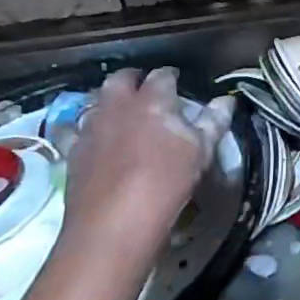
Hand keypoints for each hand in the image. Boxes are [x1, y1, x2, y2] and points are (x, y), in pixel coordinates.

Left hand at [62, 68, 233, 249]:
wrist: (113, 223)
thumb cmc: (166, 183)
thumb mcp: (200, 152)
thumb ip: (213, 122)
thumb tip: (227, 100)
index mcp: (152, 100)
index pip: (162, 76)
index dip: (170, 76)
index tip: (177, 80)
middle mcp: (118, 105)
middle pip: (121, 79)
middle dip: (133, 79)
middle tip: (143, 88)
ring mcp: (92, 126)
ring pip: (96, 100)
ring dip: (108, 100)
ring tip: (119, 111)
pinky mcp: (73, 151)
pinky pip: (74, 130)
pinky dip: (83, 128)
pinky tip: (90, 138)